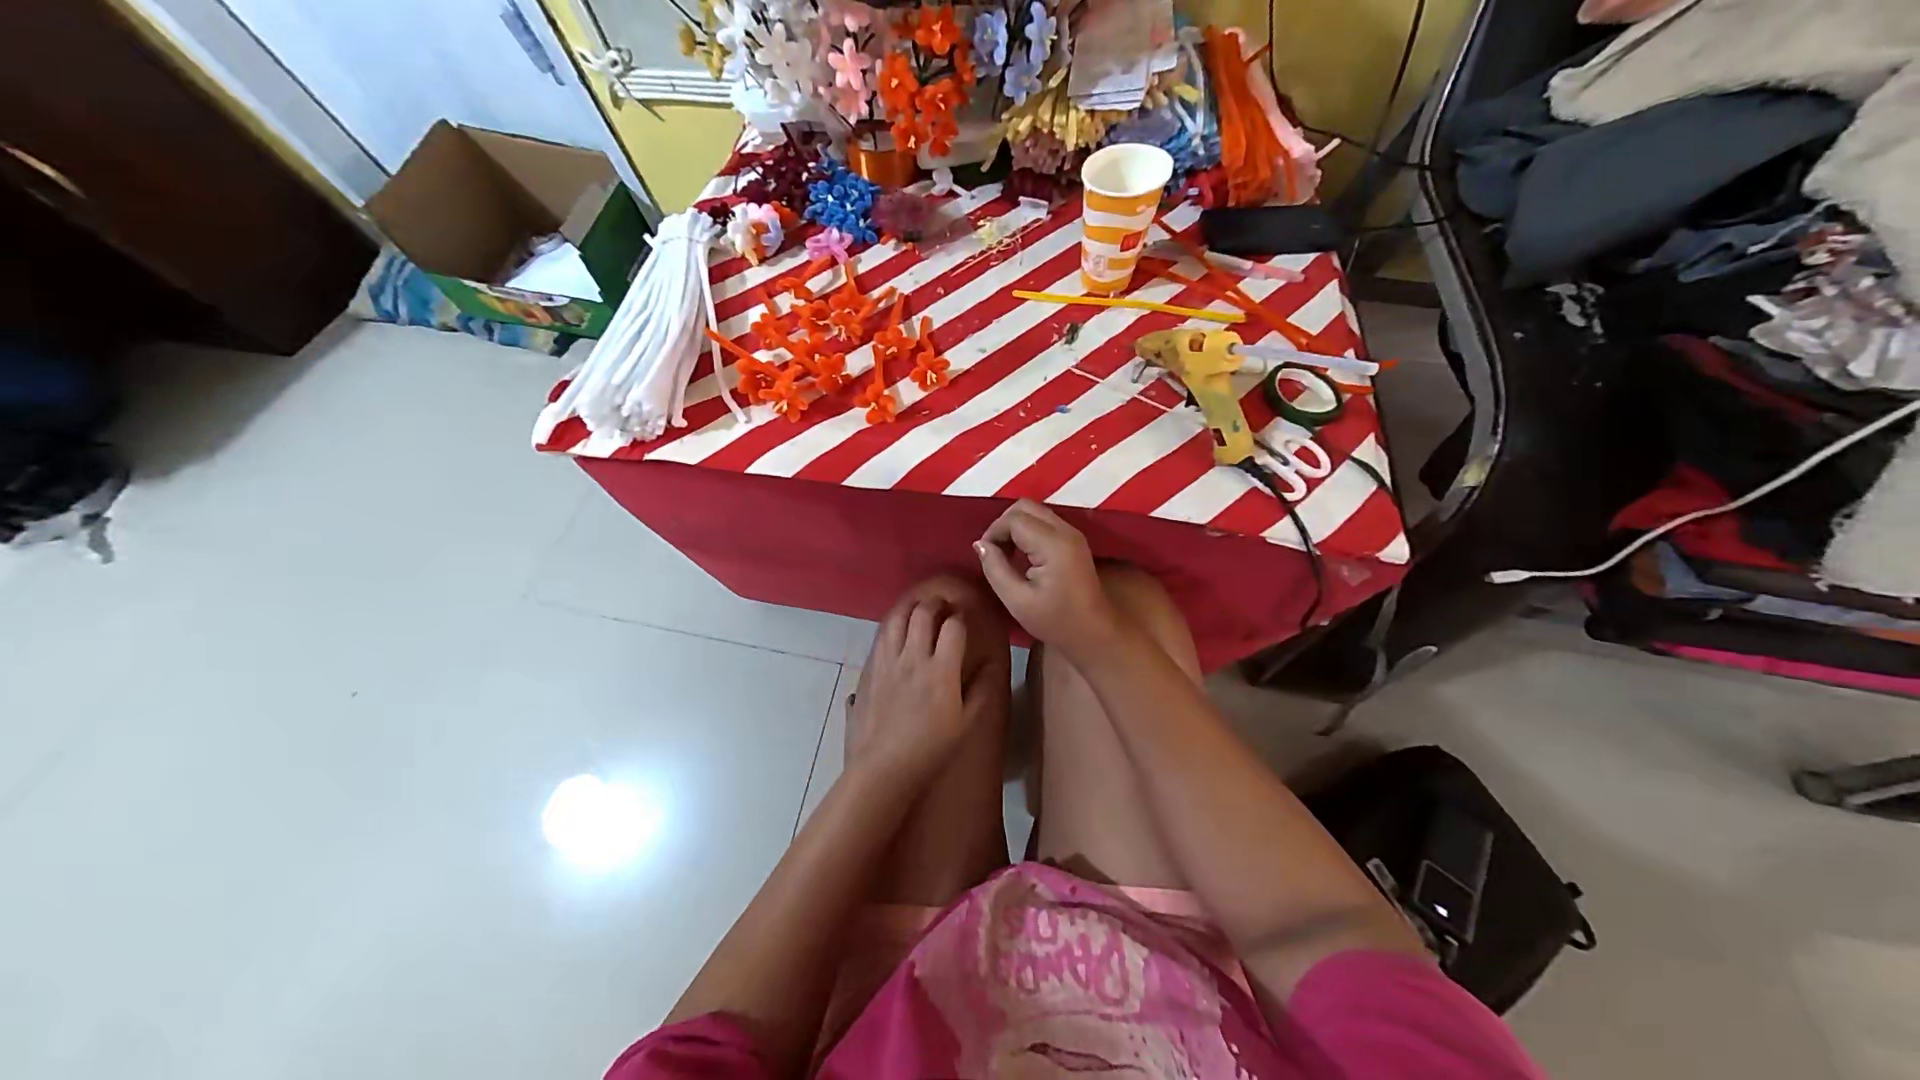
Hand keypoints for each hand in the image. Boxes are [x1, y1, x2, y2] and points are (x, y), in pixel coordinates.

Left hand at [851, 599, 970, 776]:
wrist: (883, 767)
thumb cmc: (930, 749)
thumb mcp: (966, 724)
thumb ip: (982, 690)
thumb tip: (991, 664)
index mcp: (941, 671)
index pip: (953, 627)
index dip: (960, 618)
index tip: (963, 618)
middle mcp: (913, 658)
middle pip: (923, 614)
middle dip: (935, 604)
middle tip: (943, 605)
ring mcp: (888, 662)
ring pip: (897, 618)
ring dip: (910, 607)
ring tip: (918, 607)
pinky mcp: (870, 670)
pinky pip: (880, 636)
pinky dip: (891, 624)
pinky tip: (896, 628)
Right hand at [974, 500, 1116, 655]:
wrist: (1094, 633)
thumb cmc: (1055, 621)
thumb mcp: (1017, 601)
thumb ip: (995, 569)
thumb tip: (980, 544)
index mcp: (1053, 544)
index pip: (1014, 519)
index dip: (994, 532)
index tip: (985, 555)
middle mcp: (1065, 531)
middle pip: (1025, 506)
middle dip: (1003, 524)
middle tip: (994, 551)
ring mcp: (1073, 533)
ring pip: (1035, 512)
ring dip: (1015, 526)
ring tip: (1006, 554)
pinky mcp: (1074, 540)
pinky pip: (1044, 522)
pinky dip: (1027, 531)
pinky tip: (1022, 555)